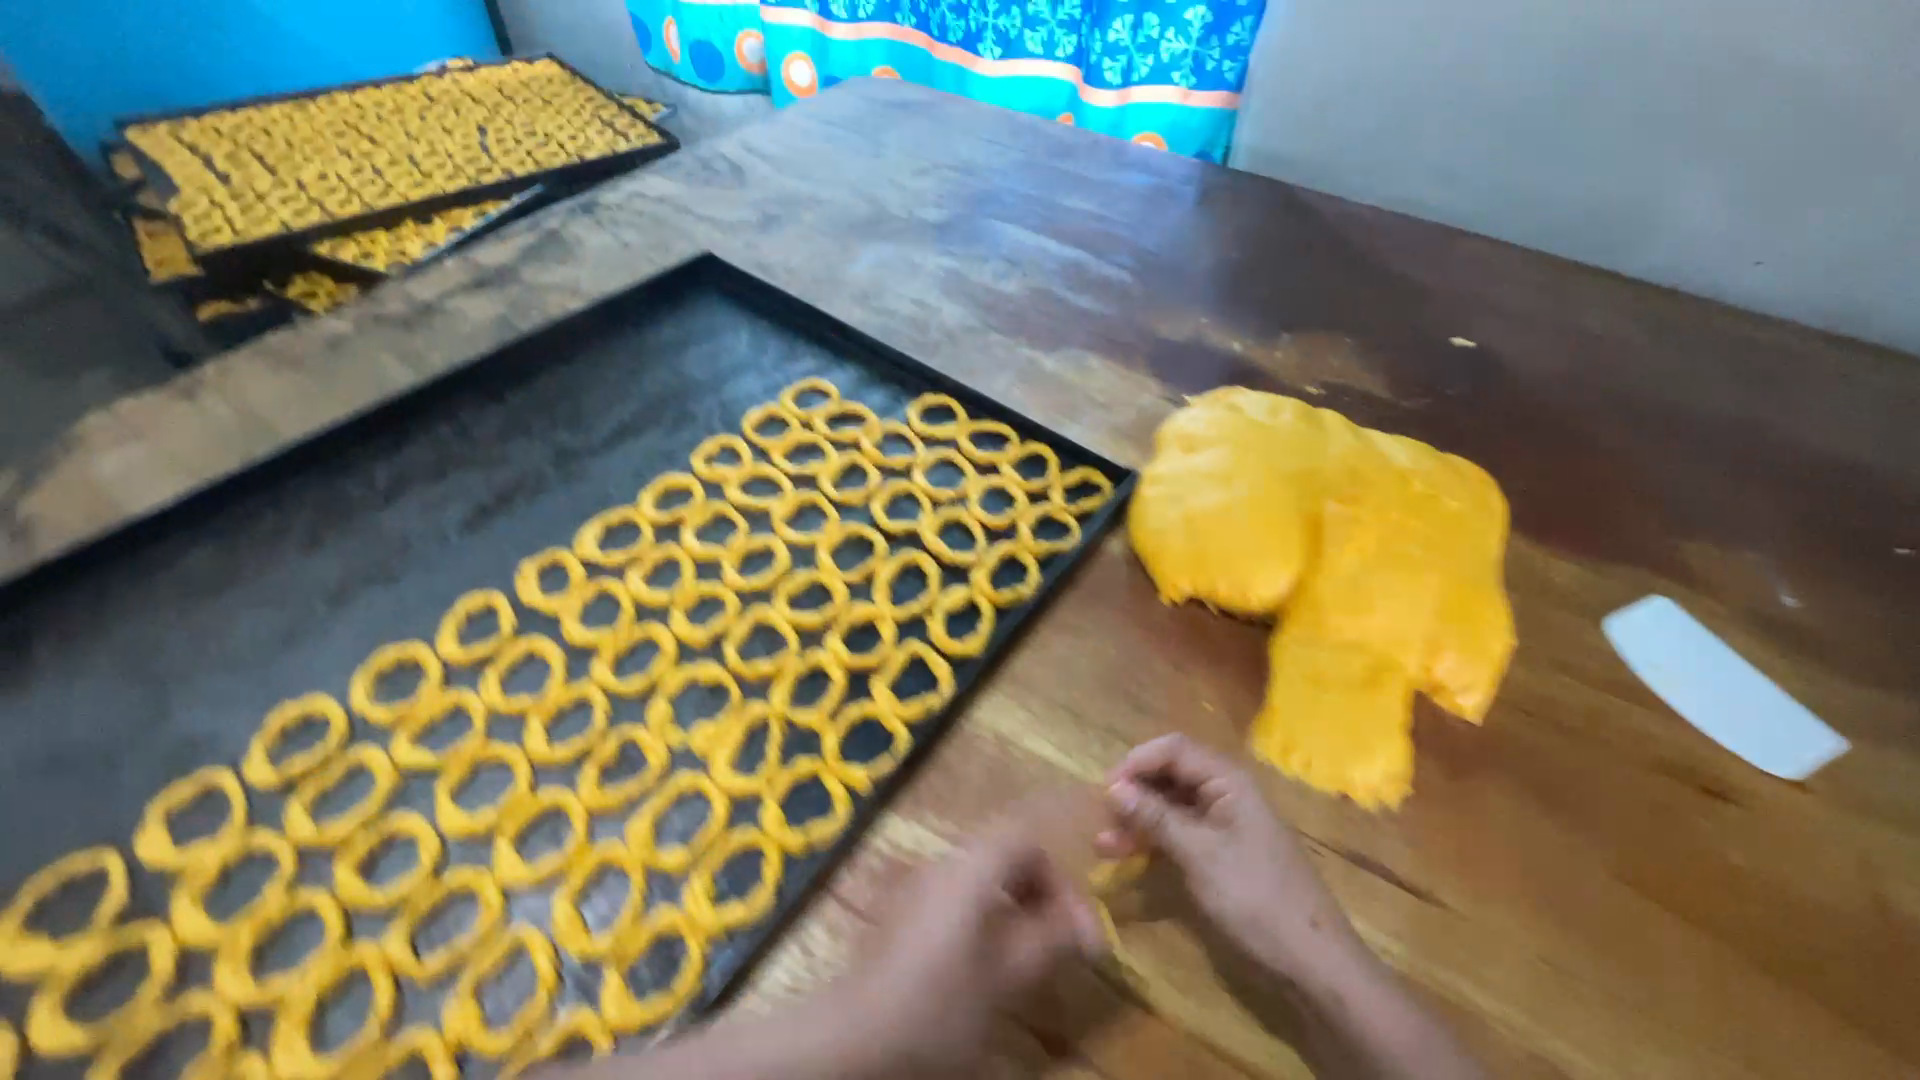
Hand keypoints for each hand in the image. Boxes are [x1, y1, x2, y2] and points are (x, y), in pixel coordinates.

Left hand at [845, 818, 1109, 1074]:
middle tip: (1061, 939)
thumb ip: (1051, 939)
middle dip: (1041, 891)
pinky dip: (986, 915)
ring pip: (981, 876)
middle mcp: (942, 864)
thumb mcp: (1006, 975)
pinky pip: (957, 896)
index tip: (1082, 930)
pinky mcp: (902, 914)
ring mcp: (917, 887)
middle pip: (1004, 852)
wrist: (854, 1037)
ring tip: (1030, 954)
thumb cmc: (939, 1003)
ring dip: (1015, 904)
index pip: (1028, 839)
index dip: (1061, 879)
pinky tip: (988, 962)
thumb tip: (1087, 924)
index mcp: (970, 867)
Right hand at [1099, 734, 1358, 978]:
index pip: (1173, 750)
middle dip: (1133, 793)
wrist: (1311, 959)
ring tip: (1103, 845)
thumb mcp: (1199, 854)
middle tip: (1100, 819)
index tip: (1105, 789)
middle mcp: (1225, 793)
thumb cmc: (1256, 896)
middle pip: (1170, 776)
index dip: (1136, 762)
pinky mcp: (1220, 852)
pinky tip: (1126, 857)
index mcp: (1228, 780)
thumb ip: (1155, 817)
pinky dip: (1153, 841)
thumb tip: (1113, 787)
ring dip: (1138, 820)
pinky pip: (1179, 833)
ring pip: (1170, 806)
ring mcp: (1224, 823)